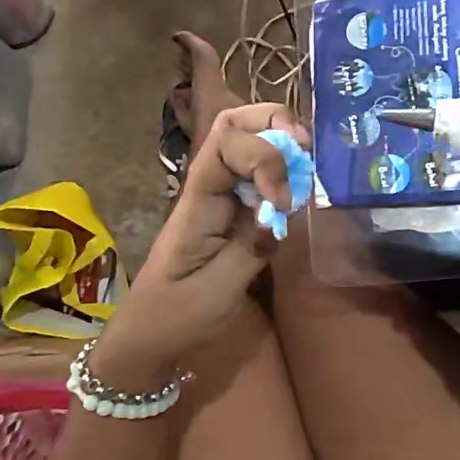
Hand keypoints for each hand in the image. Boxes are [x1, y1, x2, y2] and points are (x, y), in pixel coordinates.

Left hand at [90, 104, 309, 390]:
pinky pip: (259, 176)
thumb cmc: (179, 315)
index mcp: (197, 201)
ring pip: (248, 143)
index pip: (225, 145)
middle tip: (306, 149)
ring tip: (307, 169)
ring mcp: (221, 197)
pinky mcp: (235, 213)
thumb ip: (253, 246)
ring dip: (282, 145)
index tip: (282, 202)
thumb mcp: (219, 288)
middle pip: (234, 125)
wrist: (152, 334)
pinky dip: (284, 173)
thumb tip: (280, 213)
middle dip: (274, 125)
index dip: (263, 157)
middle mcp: (208, 188)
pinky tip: (297, 193)